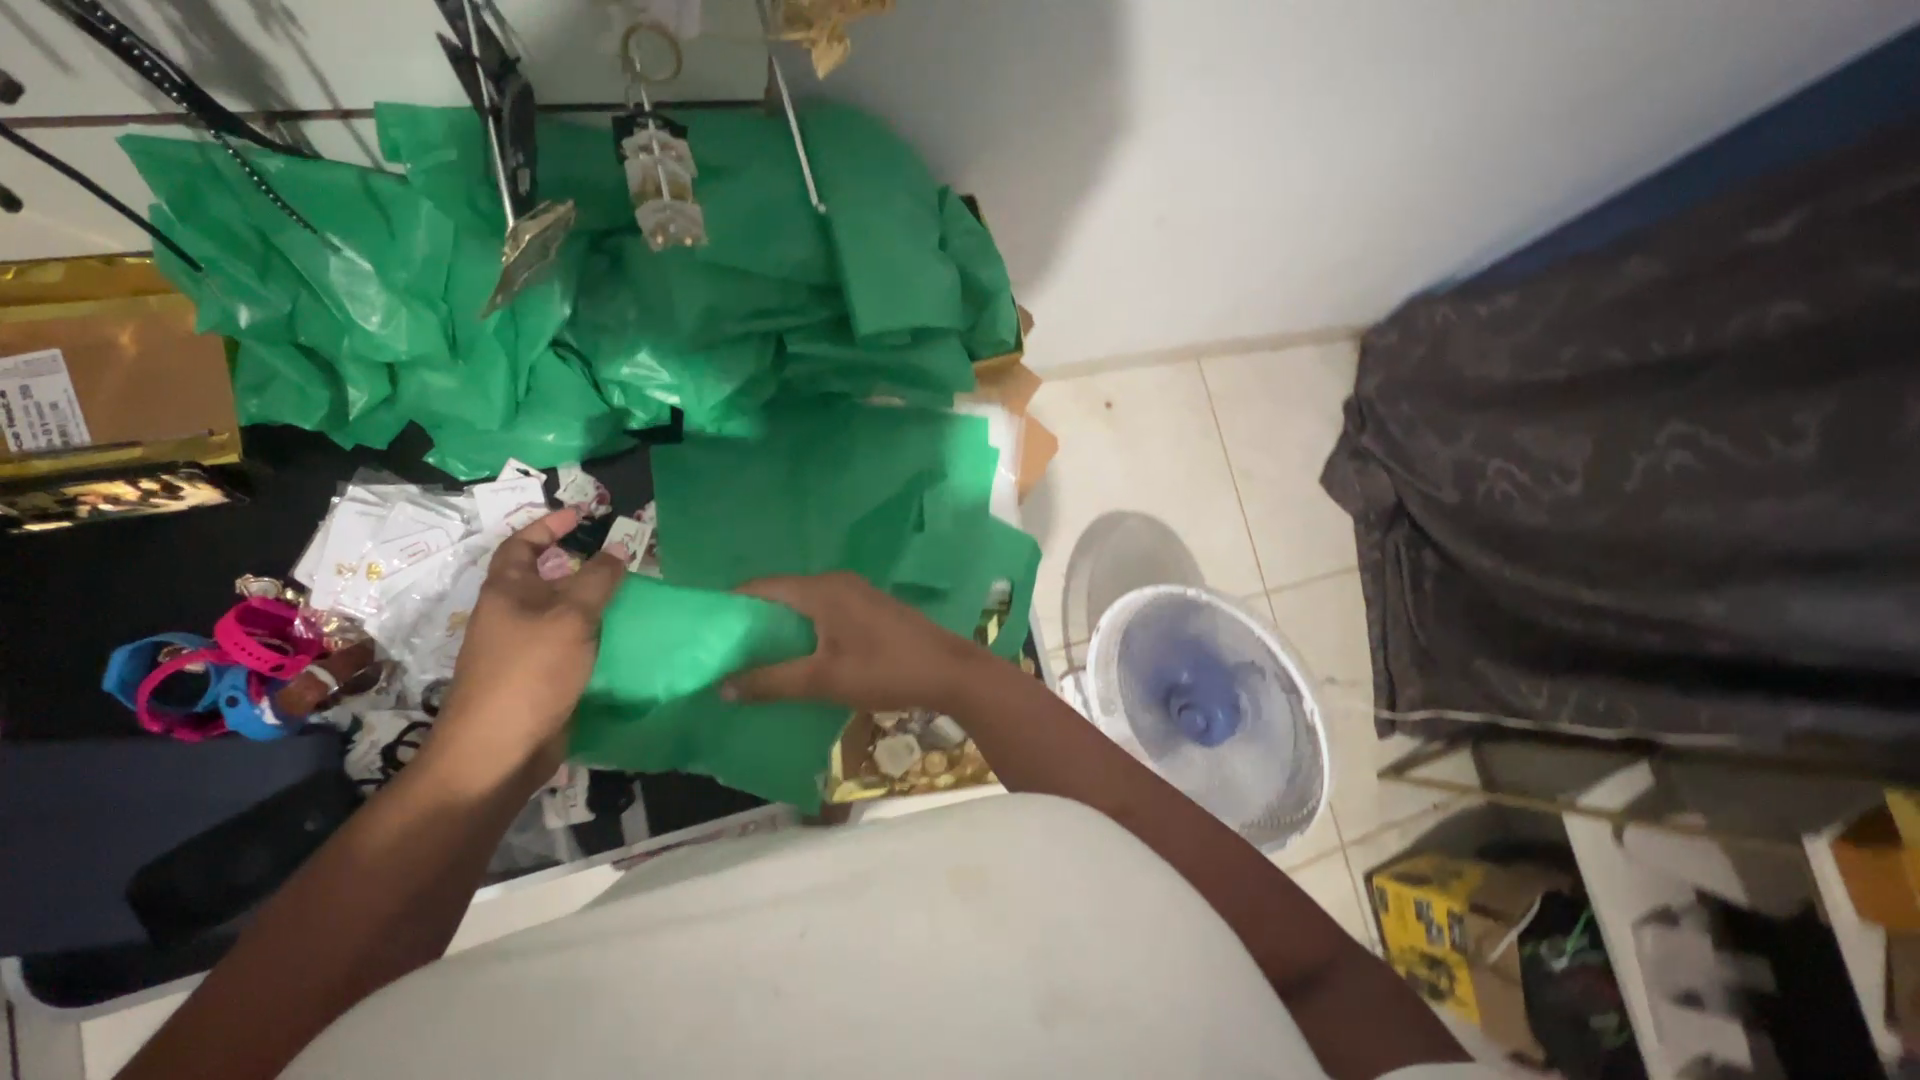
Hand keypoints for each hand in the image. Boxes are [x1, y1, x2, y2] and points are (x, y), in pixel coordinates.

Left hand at [433, 509, 626, 776]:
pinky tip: (621, 641)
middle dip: (580, 567)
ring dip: (591, 605)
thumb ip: (597, 580)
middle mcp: (509, 616)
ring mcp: (522, 650)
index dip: (548, 526)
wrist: (499, 749)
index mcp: (505, 592)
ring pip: (561, 615)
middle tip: (621, 561)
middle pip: (545, 580)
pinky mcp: (538, 679)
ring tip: (630, 598)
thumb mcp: (571, 617)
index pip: (521, 544)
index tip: (581, 515)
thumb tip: (618, 549)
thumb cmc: (529, 672)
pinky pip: (569, 646)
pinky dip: (593, 638)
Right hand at [722, 571, 995, 713]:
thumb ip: (772, 682)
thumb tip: (723, 687)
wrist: (951, 672)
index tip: (707, 632)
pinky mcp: (871, 609)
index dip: (731, 607)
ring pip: (804, 606)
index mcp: (821, 589)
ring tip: (754, 659)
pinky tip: (798, 658)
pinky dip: (805, 631)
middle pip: (782, 595)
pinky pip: (824, 613)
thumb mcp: (824, 680)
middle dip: (753, 622)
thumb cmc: (885, 670)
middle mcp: (836, 582)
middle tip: (726, 652)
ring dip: (780, 629)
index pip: (761, 587)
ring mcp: (857, 594)